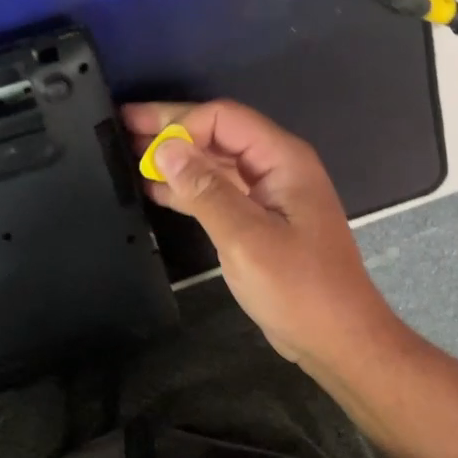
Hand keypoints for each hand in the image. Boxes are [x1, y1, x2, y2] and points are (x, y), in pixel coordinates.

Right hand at [122, 100, 408, 373]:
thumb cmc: (298, 289)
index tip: (142, 141)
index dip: (180, 124)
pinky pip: (217, 192)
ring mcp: (266, 195)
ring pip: (214, 163)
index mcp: (282, 160)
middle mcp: (275, 168)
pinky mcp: (257, 221)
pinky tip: (153, 189)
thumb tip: (165, 149)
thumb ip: (205, 191)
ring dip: (175, 158)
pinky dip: (186, 189)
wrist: (336, 338)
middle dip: (171, 129)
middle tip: (121, 124)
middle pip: (217, 134)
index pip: (223, 118)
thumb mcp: (247, 238)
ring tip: (126, 154)